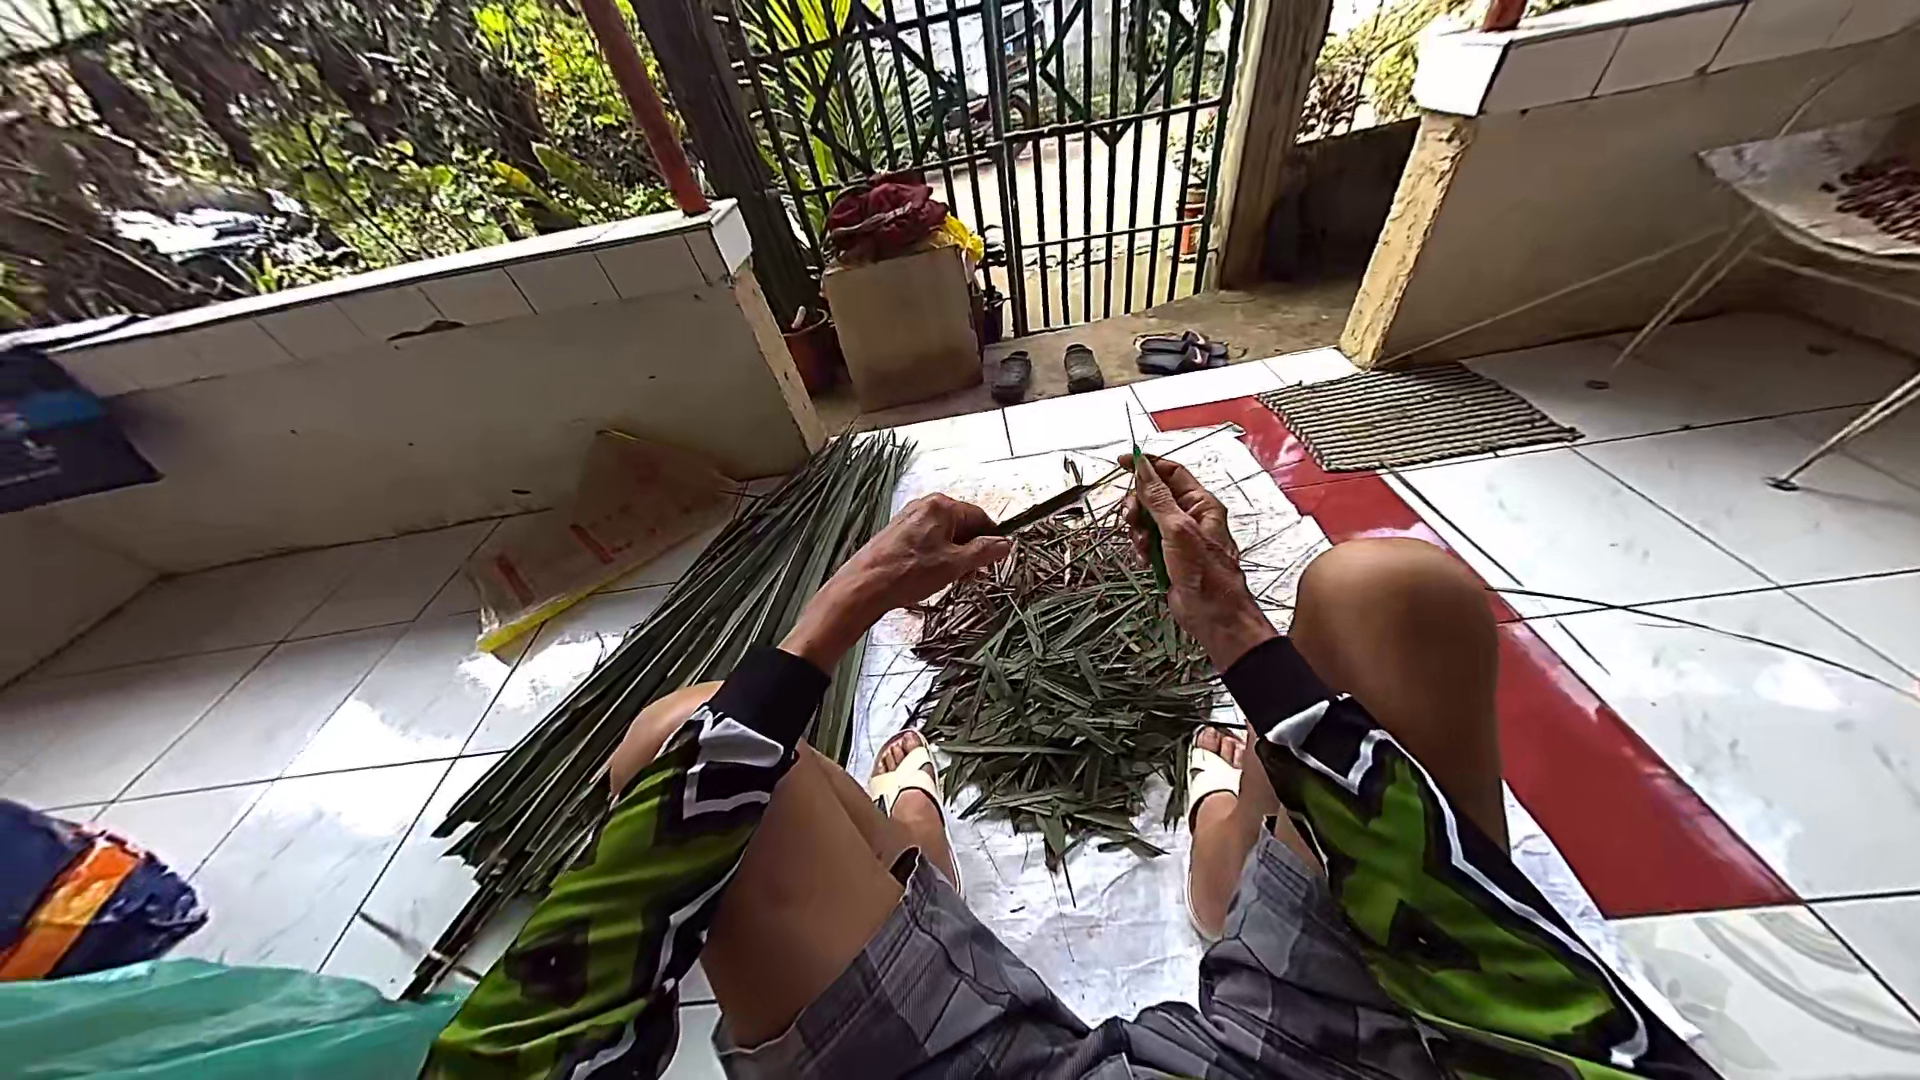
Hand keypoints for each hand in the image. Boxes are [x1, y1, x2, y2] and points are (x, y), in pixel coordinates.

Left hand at [781, 494, 1012, 669]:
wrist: (865, 585)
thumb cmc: (907, 572)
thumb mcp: (955, 565)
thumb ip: (983, 552)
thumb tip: (1004, 544)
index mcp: (941, 506)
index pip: (979, 517)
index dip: (991, 539)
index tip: (995, 557)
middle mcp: (925, 506)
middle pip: (962, 524)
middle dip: (971, 549)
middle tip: (972, 573)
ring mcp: (910, 518)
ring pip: (945, 534)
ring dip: (954, 554)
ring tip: (951, 577)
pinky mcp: (899, 532)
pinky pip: (928, 539)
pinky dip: (937, 555)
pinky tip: (933, 574)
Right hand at [1121, 453, 1276, 669]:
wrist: (1212, 614)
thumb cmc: (1208, 576)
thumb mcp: (1178, 530)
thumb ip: (1157, 498)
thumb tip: (1144, 469)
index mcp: (1201, 504)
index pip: (1170, 472)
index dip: (1146, 465)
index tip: (1125, 462)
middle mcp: (1190, 518)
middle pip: (1153, 496)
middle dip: (1138, 506)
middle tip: (1131, 517)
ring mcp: (1178, 537)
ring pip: (1145, 520)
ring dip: (1138, 531)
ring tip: (1144, 545)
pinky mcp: (1167, 555)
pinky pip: (1145, 542)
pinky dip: (1140, 548)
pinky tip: (1146, 559)